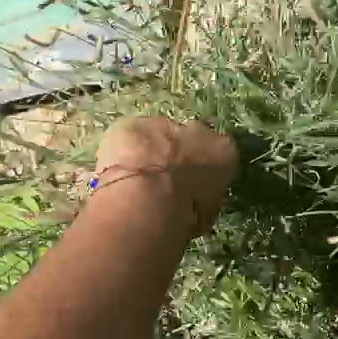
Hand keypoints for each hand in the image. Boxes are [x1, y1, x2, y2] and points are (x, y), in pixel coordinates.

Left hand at [91, 116, 238, 233]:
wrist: (147, 200)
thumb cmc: (185, 214)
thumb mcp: (207, 212)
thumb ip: (205, 196)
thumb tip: (197, 201)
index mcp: (223, 150)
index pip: (219, 152)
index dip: (204, 167)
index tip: (192, 183)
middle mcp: (199, 130)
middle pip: (191, 135)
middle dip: (180, 153)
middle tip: (164, 178)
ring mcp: (165, 124)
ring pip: (159, 134)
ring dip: (151, 150)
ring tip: (136, 177)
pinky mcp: (133, 125)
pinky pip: (130, 136)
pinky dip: (123, 151)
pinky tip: (114, 171)